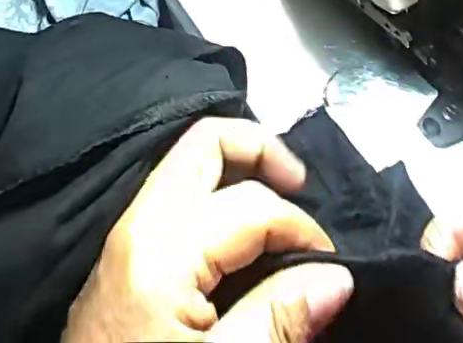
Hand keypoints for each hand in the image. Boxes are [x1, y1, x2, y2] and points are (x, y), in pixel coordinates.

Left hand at [63, 118, 354, 342]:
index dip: (301, 227)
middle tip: (302, 184)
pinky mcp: (125, 250)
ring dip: (237, 168)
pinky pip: (175, 192)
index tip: (335, 269)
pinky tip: (242, 227)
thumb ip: (277, 318)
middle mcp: (138, 221)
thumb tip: (337, 275)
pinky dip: (215, 192)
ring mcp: (126, 231)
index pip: (247, 203)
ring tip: (280, 205)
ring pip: (186, 160)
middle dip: (258, 150)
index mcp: (160, 249)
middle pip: (201, 143)